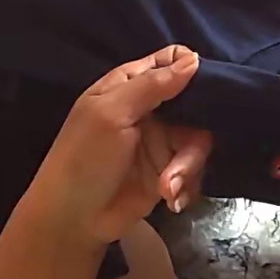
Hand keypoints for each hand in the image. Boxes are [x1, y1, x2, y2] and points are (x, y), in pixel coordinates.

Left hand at [14, 46, 212, 251]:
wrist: (72, 220)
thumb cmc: (84, 158)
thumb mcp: (112, 113)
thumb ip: (152, 85)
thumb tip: (193, 58)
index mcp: (129, 85)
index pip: (169, 62)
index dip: (190, 68)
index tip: (206, 86)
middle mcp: (149, 109)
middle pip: (194, 105)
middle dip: (196, 130)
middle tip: (187, 149)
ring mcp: (159, 142)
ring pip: (197, 141)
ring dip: (187, 166)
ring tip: (167, 186)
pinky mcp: (167, 172)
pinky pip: (193, 170)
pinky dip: (186, 184)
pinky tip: (170, 198)